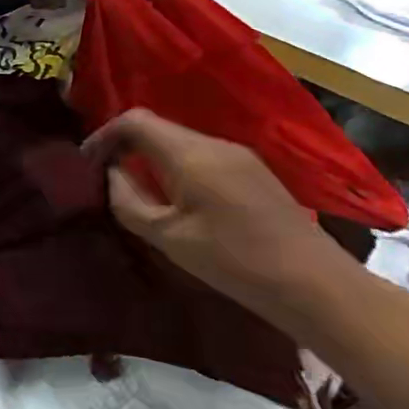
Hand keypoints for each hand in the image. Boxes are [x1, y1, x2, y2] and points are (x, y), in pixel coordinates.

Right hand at [82, 109, 346, 311]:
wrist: (320, 289)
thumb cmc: (234, 262)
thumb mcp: (166, 235)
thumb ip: (126, 198)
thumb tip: (109, 173)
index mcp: (190, 154)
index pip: (134, 120)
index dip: (103, 135)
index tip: (87, 163)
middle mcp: (214, 144)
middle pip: (156, 127)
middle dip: (123, 145)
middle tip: (104, 174)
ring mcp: (239, 156)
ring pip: (178, 140)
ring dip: (148, 155)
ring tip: (132, 186)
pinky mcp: (254, 172)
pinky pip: (200, 154)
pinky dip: (173, 164)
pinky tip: (172, 195)